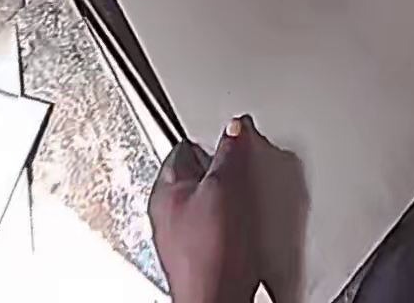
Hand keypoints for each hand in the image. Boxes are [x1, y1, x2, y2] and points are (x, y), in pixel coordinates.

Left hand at [151, 116, 261, 302]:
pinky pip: (225, 216)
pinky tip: (248, 219)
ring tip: (246, 196)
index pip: (187, 146)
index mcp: (165, 192)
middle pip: (204, 169)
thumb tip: (235, 128)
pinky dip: (238, 212)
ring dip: (235, 190)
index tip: (232, 133)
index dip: (212, 137)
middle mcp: (171, 212)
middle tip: (242, 167)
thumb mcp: (224, 185)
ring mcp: (188, 232)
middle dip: (226, 165)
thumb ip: (230, 151)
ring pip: (217, 193)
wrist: (220, 300)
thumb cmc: (210, 254)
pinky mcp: (207, 247)